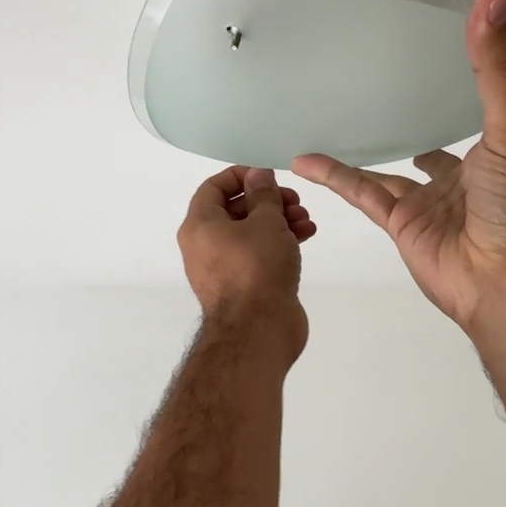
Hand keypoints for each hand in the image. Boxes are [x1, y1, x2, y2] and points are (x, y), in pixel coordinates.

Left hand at [178, 165, 313, 356]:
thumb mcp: (266, 221)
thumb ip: (264, 194)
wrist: (259, 331)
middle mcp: (205, 246)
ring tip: (306, 221)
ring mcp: (224, 269)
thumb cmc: (257, 267)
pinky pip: (258, 256)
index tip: (269, 175)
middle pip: (235, 210)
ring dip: (279, 222)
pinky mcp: (243, 287)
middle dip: (268, 201)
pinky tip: (304, 238)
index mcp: (199, 226)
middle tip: (294, 201)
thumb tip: (258, 175)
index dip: (241, 175)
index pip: (213, 187)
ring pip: (251, 234)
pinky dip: (278, 244)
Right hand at [291, 0, 505, 328]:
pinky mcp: (401, 224)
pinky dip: (334, 176)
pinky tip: (306, 158)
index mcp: (495, 151)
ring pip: (386, 170)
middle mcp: (462, 177)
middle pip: (427, 143)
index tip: (431, 55)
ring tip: (331, 116)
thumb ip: (496, 65)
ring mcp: (429, 203)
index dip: (455, 85)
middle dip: (407, 122)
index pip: (472, 110)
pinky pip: (362, 194)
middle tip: (375, 88)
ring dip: (361, 148)